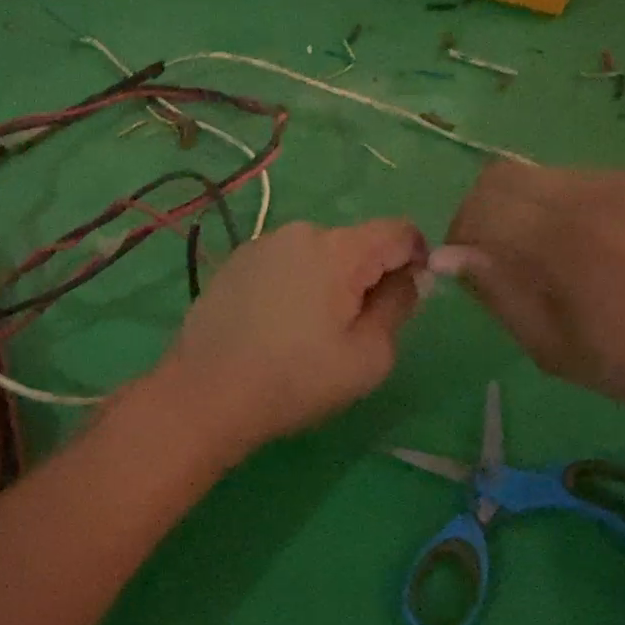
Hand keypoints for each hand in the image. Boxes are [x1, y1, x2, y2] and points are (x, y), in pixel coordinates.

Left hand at [140, 219, 426, 458]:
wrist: (207, 392)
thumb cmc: (297, 379)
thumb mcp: (369, 355)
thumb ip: (399, 306)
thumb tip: (411, 277)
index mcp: (339, 248)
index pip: (399, 231)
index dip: (416, 259)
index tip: (405, 299)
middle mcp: (300, 232)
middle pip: (355, 244)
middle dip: (366, 277)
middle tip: (352, 331)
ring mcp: (261, 245)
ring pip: (317, 255)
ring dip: (327, 283)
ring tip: (308, 334)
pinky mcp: (234, 263)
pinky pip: (283, 265)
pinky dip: (293, 286)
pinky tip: (275, 327)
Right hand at [444, 163, 624, 432]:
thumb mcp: (556, 350)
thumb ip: (498, 294)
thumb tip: (453, 256)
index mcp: (572, 240)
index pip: (483, 203)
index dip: (461, 232)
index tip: (468, 268)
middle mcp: (602, 192)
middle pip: (507, 176)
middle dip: (489, 216)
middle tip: (503, 262)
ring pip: (551, 178)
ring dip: (535, 213)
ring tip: (565, 263)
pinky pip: (596, 182)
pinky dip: (579, 211)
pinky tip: (610, 253)